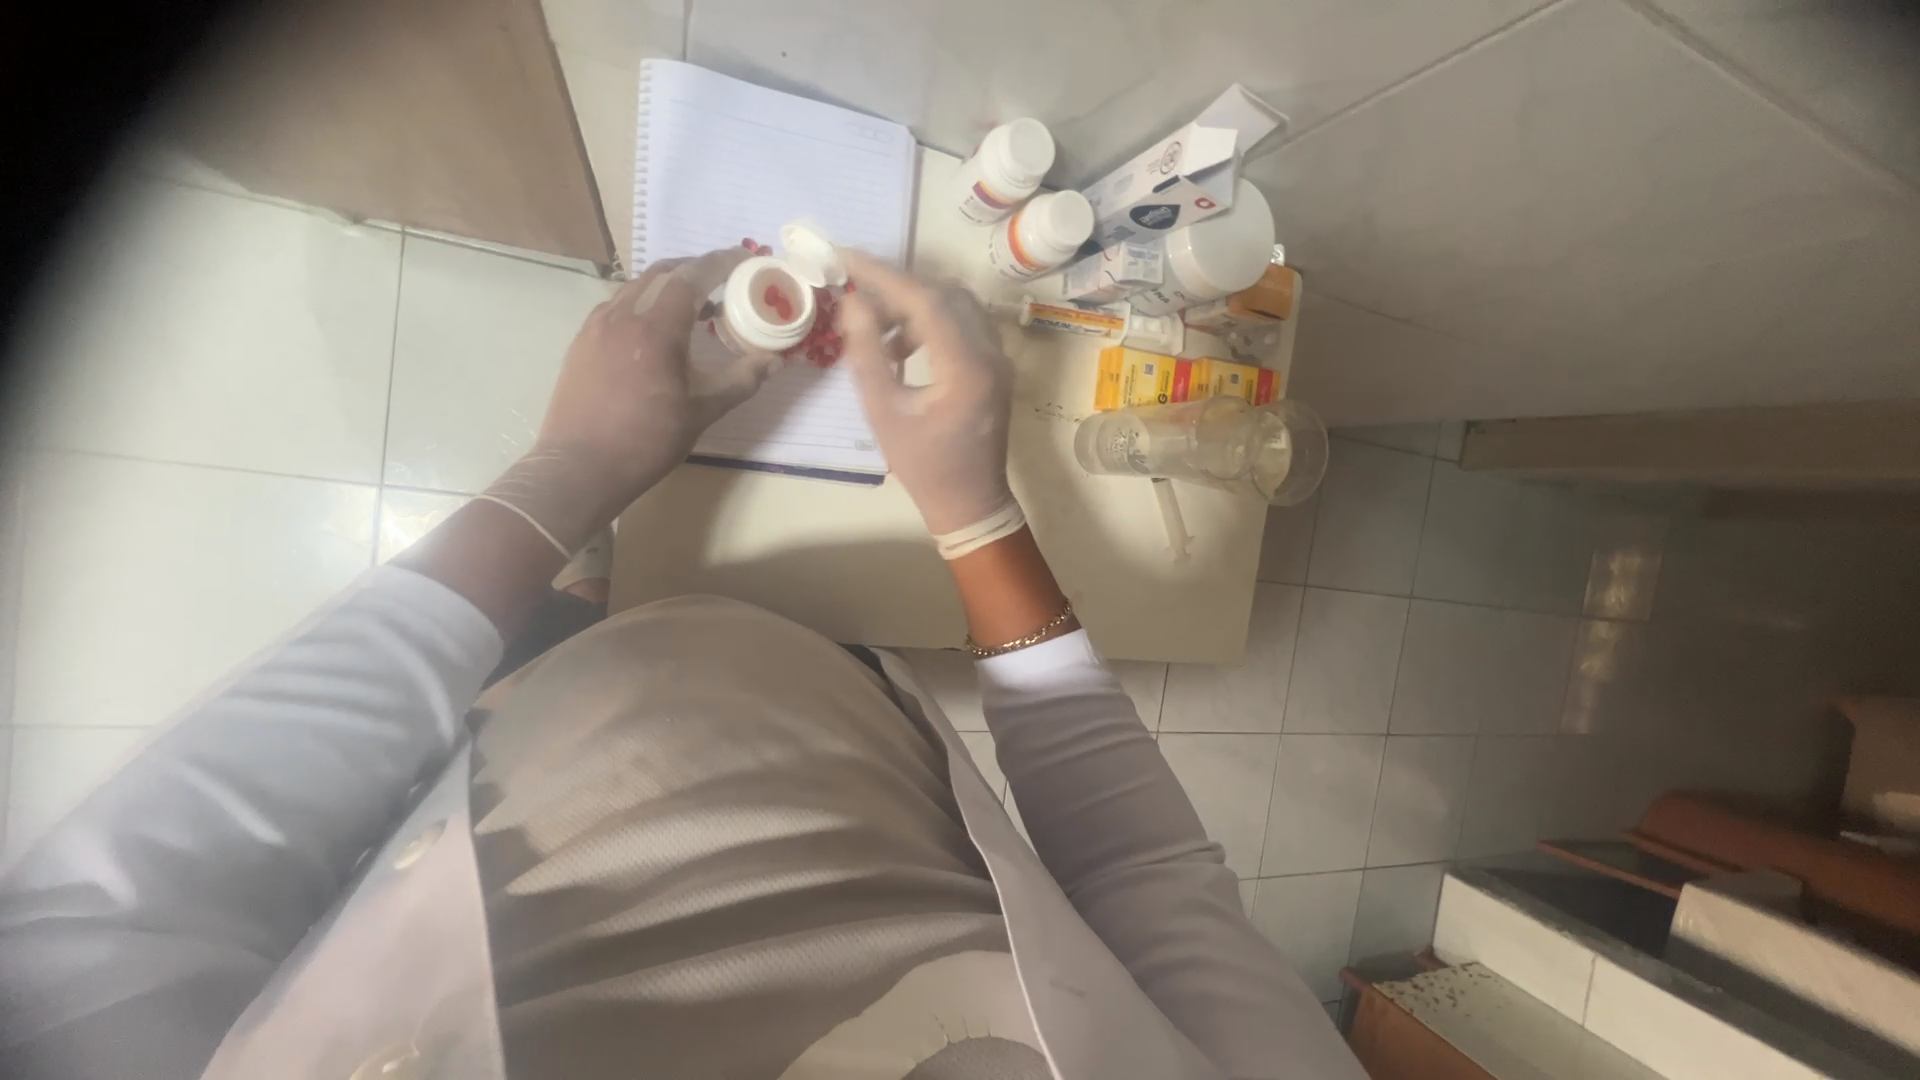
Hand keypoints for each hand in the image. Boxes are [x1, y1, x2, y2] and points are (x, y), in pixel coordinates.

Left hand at [487, 248, 776, 551]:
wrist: (581, 466)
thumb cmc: (647, 440)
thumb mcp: (703, 411)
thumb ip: (741, 380)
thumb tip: (775, 361)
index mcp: (655, 328)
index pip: (691, 278)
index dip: (720, 263)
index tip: (743, 257)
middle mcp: (622, 315)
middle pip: (661, 273)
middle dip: (693, 268)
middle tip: (722, 277)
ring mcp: (596, 326)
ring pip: (636, 287)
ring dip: (667, 285)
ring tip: (693, 304)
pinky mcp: (582, 342)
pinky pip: (617, 306)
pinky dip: (643, 303)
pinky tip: (655, 329)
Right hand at [837, 252, 1015, 540]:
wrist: (971, 501)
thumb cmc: (924, 466)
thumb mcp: (884, 413)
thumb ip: (868, 354)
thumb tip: (853, 302)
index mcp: (966, 367)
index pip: (925, 299)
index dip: (883, 274)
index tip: (845, 256)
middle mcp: (991, 353)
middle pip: (944, 294)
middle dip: (897, 285)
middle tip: (855, 287)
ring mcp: (999, 358)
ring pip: (957, 305)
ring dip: (914, 304)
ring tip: (874, 324)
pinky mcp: (995, 366)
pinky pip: (964, 325)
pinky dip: (931, 322)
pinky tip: (899, 346)